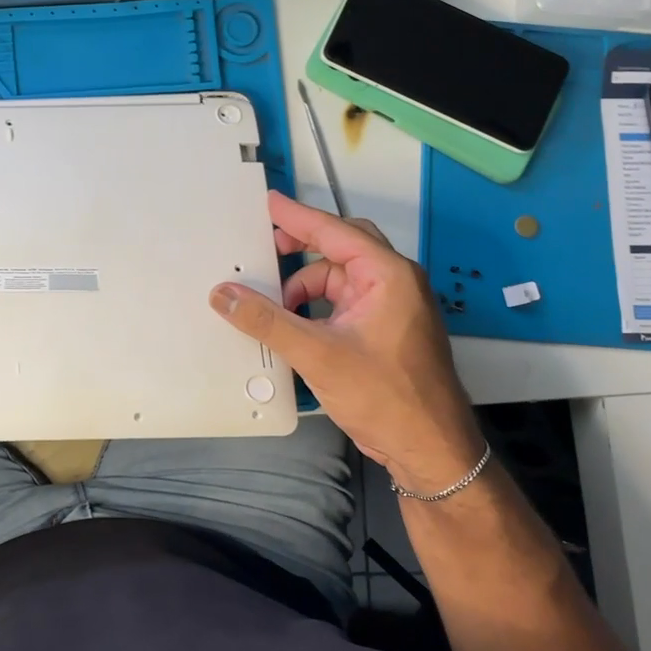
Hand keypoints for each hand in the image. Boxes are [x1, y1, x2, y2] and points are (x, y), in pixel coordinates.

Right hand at [209, 192, 484, 492]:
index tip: (268, 203)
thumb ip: (266, 320)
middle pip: (341, 248)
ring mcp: (391, 309)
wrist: (427, 447)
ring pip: (339, 279)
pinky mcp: (383, 332)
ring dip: (304, 287)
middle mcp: (394, 284)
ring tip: (272, 306)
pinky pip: (342, 304)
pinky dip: (314, 308)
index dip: (297, 217)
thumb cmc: (385, 395)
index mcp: (389, 276)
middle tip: (265, 249)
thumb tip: (223, 295)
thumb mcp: (316, 354)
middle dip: (301, 248)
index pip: (335, 232)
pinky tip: (291, 325)